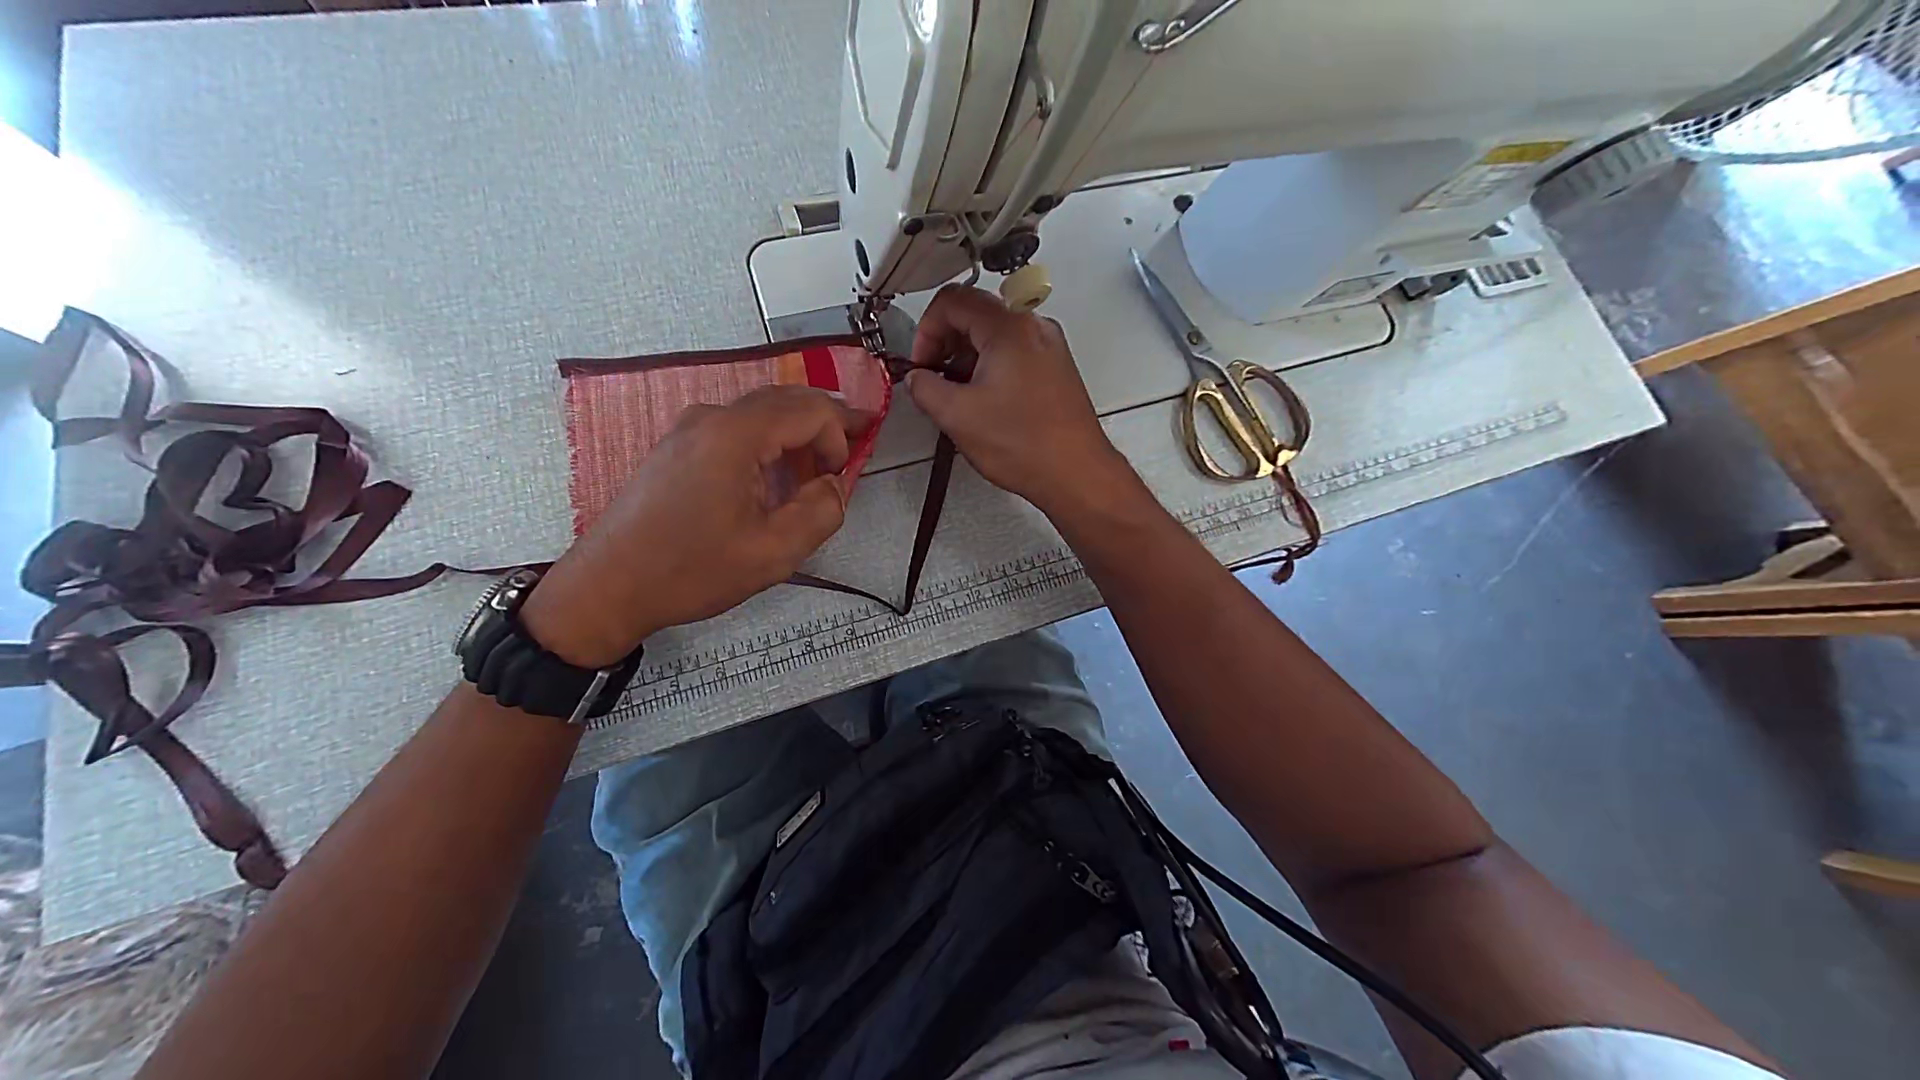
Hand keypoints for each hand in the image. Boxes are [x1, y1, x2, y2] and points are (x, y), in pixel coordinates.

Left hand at [521, 386, 871, 666]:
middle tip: (855, 446)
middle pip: (785, 399)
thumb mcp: (773, 554)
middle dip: (826, 421)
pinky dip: (768, 442)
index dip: (839, 435)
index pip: (809, 410)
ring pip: (760, 412)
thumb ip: (821, 513)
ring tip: (818, 467)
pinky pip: (736, 429)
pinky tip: (774, 474)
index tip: (842, 475)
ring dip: (796, 432)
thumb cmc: (690, 571)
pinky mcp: (676, 447)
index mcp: (735, 436)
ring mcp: (688, 429)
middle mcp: (710, 418)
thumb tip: (833, 484)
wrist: (606, 587)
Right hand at [906, 285, 1132, 512]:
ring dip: (966, 358)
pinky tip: (982, 402)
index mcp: (1009, 327)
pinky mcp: (1055, 369)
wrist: (1075, 474)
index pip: (953, 300)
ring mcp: (1049, 347)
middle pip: (975, 313)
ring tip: (957, 396)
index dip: (926, 330)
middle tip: (933, 377)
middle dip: (945, 343)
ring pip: (995, 334)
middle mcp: (1034, 328)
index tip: (921, 362)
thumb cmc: (1029, 446)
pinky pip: (1014, 353)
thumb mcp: (957, 416)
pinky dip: (990, 368)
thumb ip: (924, 388)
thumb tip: (917, 380)